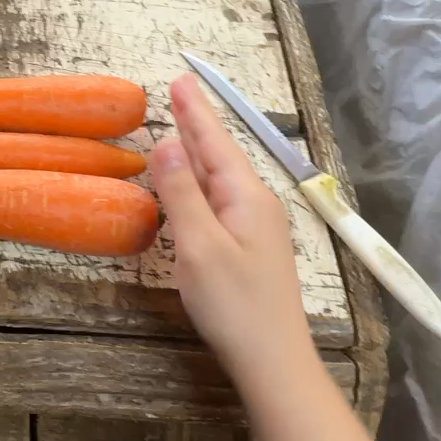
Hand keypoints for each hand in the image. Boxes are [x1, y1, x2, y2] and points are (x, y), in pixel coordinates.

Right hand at [151, 73, 314, 380]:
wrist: (273, 359)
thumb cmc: (233, 303)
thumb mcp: (200, 246)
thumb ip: (182, 193)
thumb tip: (167, 143)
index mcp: (246, 197)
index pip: (215, 143)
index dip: (195, 113)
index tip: (181, 80)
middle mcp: (255, 204)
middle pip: (220, 155)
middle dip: (198, 123)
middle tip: (181, 91)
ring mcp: (255, 225)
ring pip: (220, 176)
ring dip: (199, 148)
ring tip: (182, 123)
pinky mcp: (248, 245)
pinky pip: (220, 196)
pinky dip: (201, 177)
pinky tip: (193, 179)